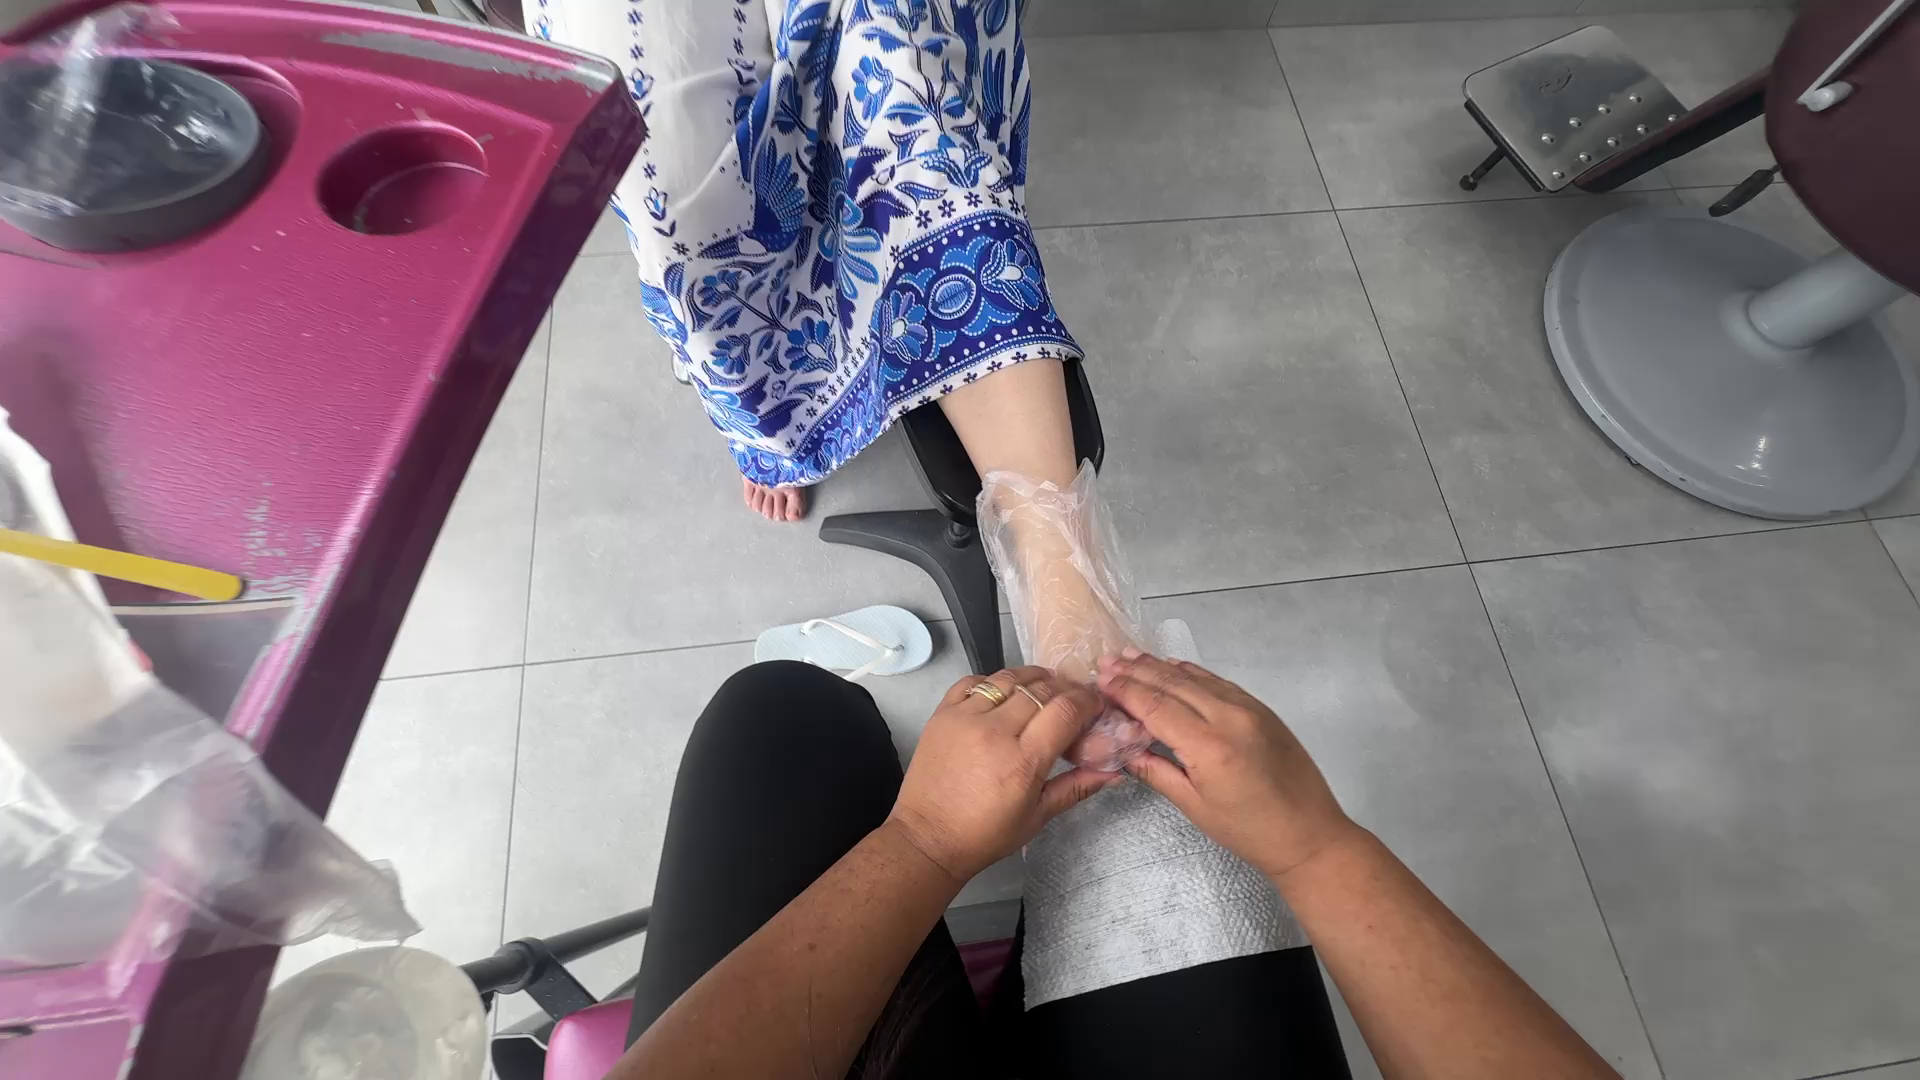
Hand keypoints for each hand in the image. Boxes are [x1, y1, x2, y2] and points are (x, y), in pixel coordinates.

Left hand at [889, 666, 1123, 885]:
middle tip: (1074, 697)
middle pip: (1041, 689)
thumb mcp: (1037, 816)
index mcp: (1022, 760)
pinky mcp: (942, 713)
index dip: (1087, 701)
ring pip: (1008, 679)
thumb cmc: (986, 834)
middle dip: (1065, 688)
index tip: (1096, 704)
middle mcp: (994, 731)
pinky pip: (973, 682)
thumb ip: (1076, 787)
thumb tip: (1115, 772)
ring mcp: (965, 717)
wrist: (928, 837)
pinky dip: (993, 682)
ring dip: (1032, 678)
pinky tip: (1004, 693)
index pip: (1065, 711)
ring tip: (1044, 686)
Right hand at [1097, 650, 1362, 880]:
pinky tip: (1171, 666)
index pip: (1156, 706)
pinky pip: (1216, 681)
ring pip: (1194, 677)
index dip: (1125, 691)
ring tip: (1129, 656)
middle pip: (1171, 684)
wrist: (1311, 835)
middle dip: (1136, 672)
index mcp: (1209, 746)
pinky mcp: (1260, 707)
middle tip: (1105, 661)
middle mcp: (1228, 717)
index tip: (1100, 680)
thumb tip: (1122, 749)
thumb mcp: (1194, 806)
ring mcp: (1248, 708)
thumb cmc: (1248, 831)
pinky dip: (1189, 672)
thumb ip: (1155, 771)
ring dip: (1159, 665)